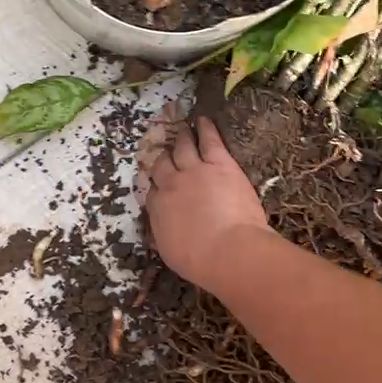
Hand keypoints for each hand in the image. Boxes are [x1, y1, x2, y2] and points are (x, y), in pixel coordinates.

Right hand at [143, 116, 274, 290]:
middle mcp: (171, 185)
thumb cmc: (200, 262)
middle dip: (162, 157)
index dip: (156, 186)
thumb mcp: (171, 253)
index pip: (153, 192)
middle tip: (164, 150)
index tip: (159, 184)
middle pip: (162, 165)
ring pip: (182, 147)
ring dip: (181, 137)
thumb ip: (165, 234)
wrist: (228, 250)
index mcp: (158, 209)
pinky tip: (203, 120)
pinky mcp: (219, 163)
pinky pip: (210, 140)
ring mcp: (194, 171)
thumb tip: (165, 228)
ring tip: (181, 128)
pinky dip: (205, 128)